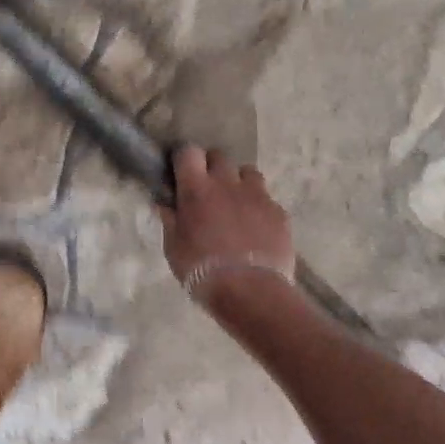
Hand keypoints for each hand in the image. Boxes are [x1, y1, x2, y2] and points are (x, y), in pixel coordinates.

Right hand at [157, 146, 295, 288]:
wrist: (249, 290)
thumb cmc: (200, 268)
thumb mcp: (173, 246)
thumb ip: (170, 220)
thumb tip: (165, 204)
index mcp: (196, 189)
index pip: (188, 153)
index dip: (183, 158)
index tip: (180, 172)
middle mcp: (227, 184)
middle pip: (220, 156)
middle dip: (211, 166)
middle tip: (206, 187)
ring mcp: (257, 197)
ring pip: (248, 172)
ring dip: (238, 181)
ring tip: (234, 202)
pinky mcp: (279, 213)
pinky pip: (267, 199)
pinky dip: (258, 206)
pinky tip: (254, 226)